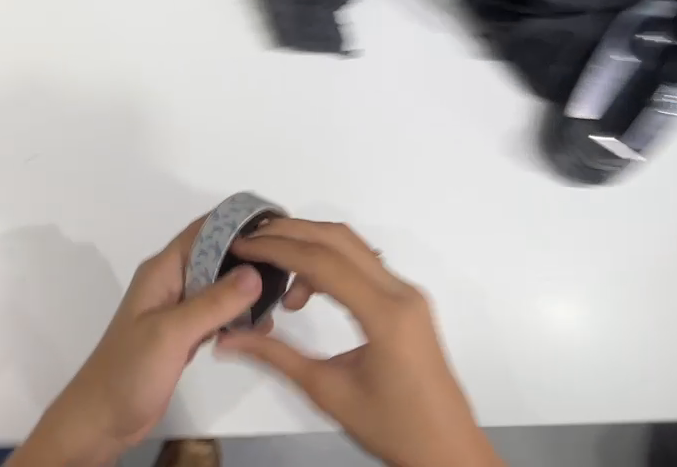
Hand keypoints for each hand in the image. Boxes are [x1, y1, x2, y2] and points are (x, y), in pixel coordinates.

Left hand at [13, 218, 265, 466]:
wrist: (105, 414)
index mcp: (162, 270)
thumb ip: (212, 303)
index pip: (201, 233)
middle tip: (289, 264)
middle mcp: (170, 282)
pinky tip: (260, 325)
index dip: (234, 224)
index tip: (273, 224)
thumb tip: (255, 271)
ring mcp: (176, 309)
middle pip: (213, 257)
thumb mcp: (172, 333)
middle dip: (246, 257)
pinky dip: (236, 316)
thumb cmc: (131, 367)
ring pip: (216, 287)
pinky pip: (215, 314)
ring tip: (284, 294)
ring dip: (245, 289)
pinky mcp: (182, 334)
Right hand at [216, 220, 500, 466]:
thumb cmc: (393, 428)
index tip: (240, 247)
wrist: (450, 455)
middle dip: (287, 232)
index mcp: (384, 314)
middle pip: (336, 238)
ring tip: (273, 268)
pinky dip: (326, 261)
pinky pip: (360, 261)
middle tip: (250, 243)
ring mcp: (407, 293)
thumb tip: (226, 337)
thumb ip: (275, 355)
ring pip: (349, 243)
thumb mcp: (326, 392)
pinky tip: (304, 291)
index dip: (275, 247)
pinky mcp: (406, 300)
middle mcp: (400, 292)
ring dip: (307, 244)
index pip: (320, 260)